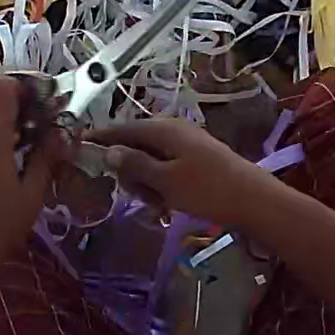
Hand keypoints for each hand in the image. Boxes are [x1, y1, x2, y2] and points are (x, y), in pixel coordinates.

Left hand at [0, 77, 67, 288]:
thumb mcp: (31, 194)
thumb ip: (46, 157)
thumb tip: (60, 134)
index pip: (3, 86)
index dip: (28, 90)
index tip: (49, 110)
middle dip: (20, 112)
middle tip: (45, 136)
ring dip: (4, 130)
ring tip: (27, 157)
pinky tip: (3, 173)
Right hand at [89, 118, 286, 227]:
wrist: (255, 201)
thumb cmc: (207, 189)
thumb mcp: (164, 180)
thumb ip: (134, 164)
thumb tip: (108, 150)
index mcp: (162, 129)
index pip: (120, 129)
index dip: (100, 139)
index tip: (79, 148)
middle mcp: (172, 130)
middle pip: (134, 146)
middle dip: (129, 172)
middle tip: (139, 197)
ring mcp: (185, 144)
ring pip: (149, 162)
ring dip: (146, 184)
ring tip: (158, 206)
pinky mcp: (196, 160)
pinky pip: (166, 170)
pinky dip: (161, 186)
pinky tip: (168, 206)